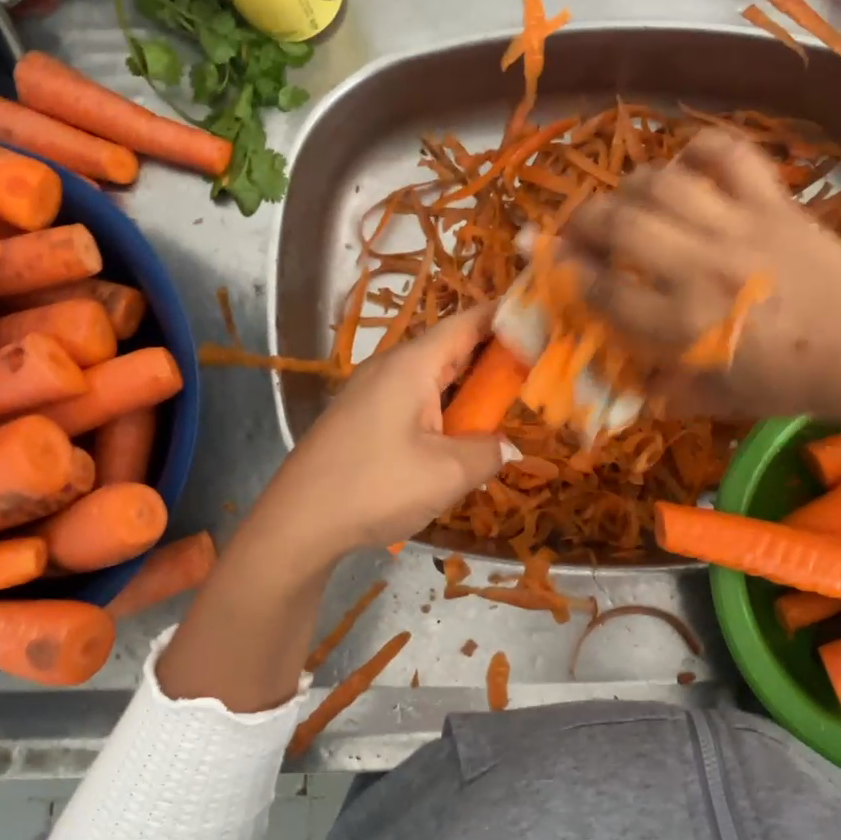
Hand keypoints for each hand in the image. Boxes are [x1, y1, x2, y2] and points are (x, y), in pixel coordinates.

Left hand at [248, 306, 517, 560]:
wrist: (298, 523)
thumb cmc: (375, 487)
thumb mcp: (447, 474)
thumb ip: (488, 452)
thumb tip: (509, 446)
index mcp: (412, 364)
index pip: (468, 322)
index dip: (507, 316)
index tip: (543, 318)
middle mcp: (390, 367)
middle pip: (451, 348)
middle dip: (494, 357)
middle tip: (537, 369)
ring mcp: (371, 392)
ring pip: (432, 378)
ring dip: (468, 389)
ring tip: (505, 406)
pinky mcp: (362, 419)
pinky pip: (414, 401)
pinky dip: (444, 409)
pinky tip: (459, 437)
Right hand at [558, 129, 840, 423]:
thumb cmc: (795, 384)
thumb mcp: (720, 401)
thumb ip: (665, 390)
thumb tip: (624, 379)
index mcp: (684, 324)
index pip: (604, 290)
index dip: (567, 274)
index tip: (551, 265)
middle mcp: (701, 267)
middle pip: (619, 224)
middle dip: (580, 223)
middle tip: (572, 229)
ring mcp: (739, 227)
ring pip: (662, 184)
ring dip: (628, 187)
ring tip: (622, 201)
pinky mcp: (774, 202)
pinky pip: (728, 155)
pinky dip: (698, 151)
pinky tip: (684, 168)